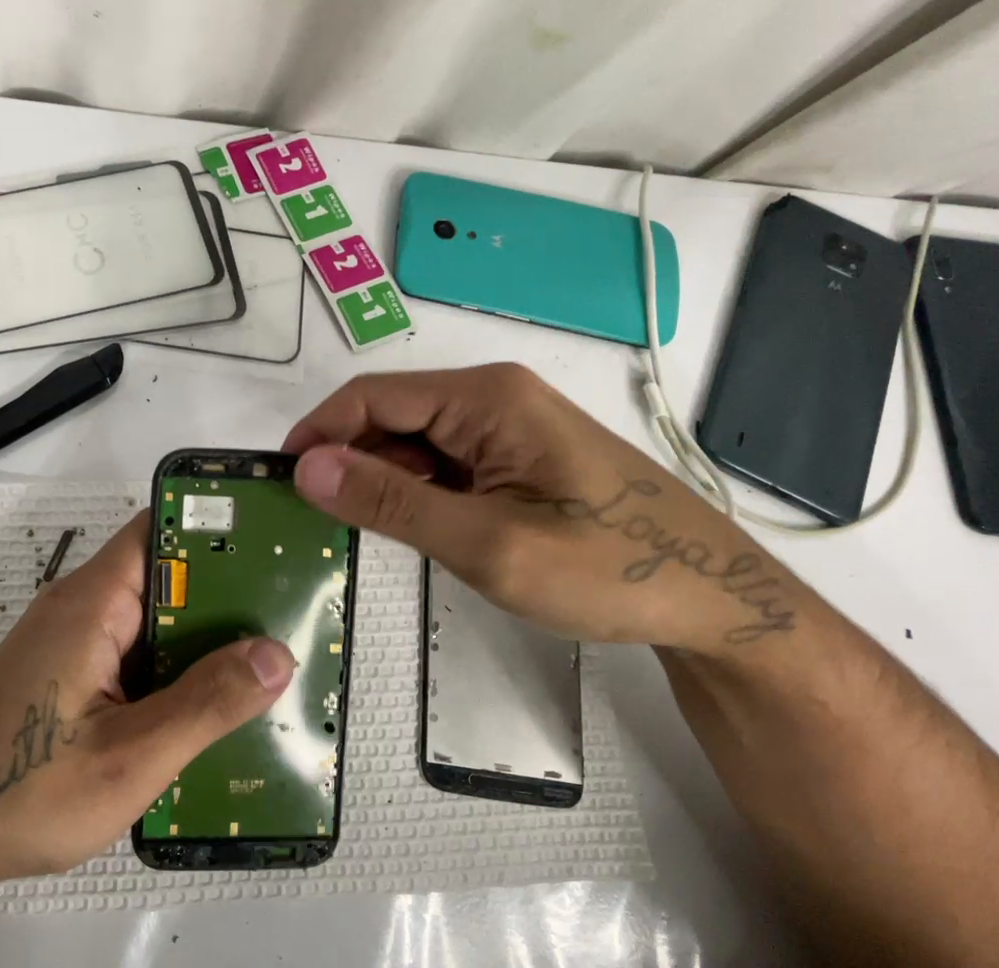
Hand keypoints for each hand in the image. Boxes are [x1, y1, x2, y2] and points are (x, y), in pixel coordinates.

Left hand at [0, 513, 296, 889]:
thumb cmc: (24, 792)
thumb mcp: (128, 757)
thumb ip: (205, 704)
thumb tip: (277, 653)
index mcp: (91, 605)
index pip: (158, 532)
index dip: (217, 529)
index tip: (278, 543)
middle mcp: (79, 610)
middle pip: (162, 578)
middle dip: (226, 595)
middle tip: (298, 618)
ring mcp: (69, 645)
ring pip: (149, 623)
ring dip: (202, 640)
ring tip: (273, 662)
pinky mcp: (64, 677)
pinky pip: (130, 657)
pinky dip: (171, 671)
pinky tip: (214, 705)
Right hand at [285, 364, 799, 650]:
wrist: (718, 602)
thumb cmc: (610, 570)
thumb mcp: (488, 544)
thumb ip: (392, 503)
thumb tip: (305, 468)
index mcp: (487, 399)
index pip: (371, 397)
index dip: (317, 434)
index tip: (280, 484)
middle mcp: (493, 398)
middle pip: (390, 415)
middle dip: (348, 462)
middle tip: (322, 524)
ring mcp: (509, 427)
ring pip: (413, 442)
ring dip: (382, 482)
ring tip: (372, 536)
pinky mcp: (518, 457)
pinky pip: (444, 463)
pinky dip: (416, 493)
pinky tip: (419, 532)